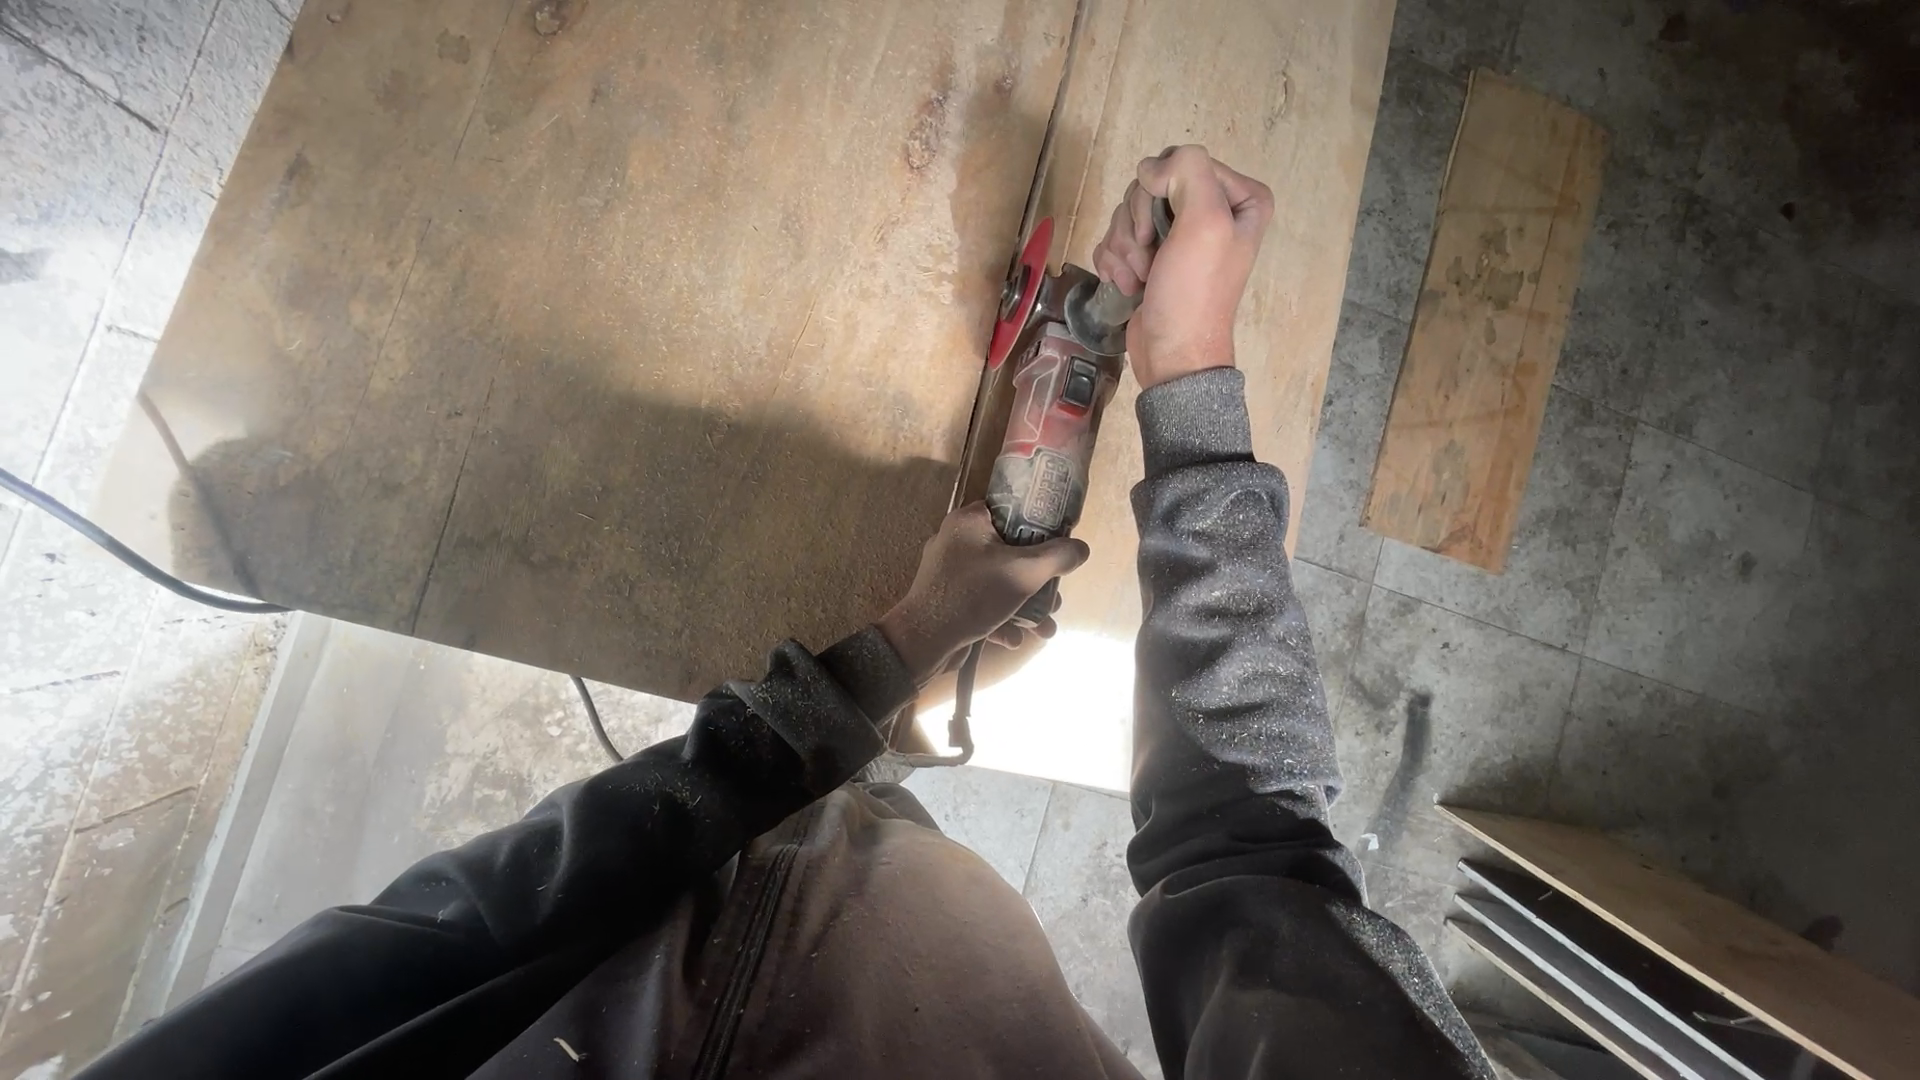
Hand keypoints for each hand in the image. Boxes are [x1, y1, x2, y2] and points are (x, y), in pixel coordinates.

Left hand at [877, 503, 1090, 683]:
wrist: (924, 641)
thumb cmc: (974, 595)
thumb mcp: (1025, 572)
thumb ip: (1058, 557)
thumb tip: (1081, 548)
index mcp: (969, 521)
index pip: (1010, 510)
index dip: (1038, 525)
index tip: (1058, 544)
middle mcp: (956, 541)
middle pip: (1010, 551)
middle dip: (1038, 580)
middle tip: (1055, 596)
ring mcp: (949, 572)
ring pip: (999, 582)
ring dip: (1025, 605)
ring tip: (1044, 627)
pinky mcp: (946, 599)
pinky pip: (982, 602)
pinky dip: (1001, 618)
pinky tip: (1014, 638)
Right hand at [1089, 145, 1273, 390]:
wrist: (1172, 353)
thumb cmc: (1194, 291)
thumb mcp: (1205, 221)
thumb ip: (1186, 169)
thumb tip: (1148, 169)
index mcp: (1238, 197)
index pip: (1179, 162)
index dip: (1159, 194)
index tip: (1158, 234)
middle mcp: (1210, 210)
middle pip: (1149, 188)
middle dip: (1137, 228)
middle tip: (1148, 259)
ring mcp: (1176, 236)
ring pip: (1128, 214)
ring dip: (1124, 250)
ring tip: (1140, 279)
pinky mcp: (1149, 258)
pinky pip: (1116, 240)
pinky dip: (1115, 263)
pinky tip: (1129, 285)